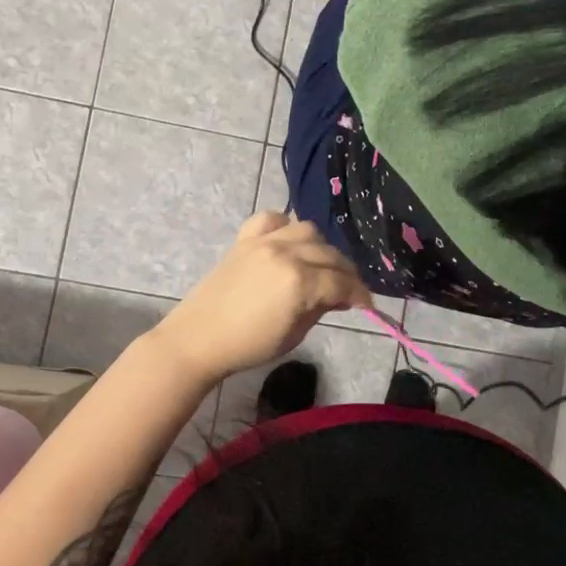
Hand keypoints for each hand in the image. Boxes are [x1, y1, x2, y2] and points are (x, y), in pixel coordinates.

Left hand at [149, 212, 371, 384]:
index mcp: (300, 283)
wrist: (198, 338)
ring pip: (308, 231)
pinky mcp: (245, 240)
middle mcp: (286, 255)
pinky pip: (272, 219)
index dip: (360, 295)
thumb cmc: (248, 346)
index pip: (343, 283)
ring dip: (321, 248)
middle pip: (331, 256)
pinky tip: (288, 242)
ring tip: (321, 267)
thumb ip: (319, 309)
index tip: (367, 306)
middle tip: (348, 291)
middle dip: (346, 274)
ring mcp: (264, 242)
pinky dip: (286, 226)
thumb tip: (338, 297)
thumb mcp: (294, 335)